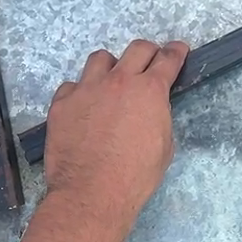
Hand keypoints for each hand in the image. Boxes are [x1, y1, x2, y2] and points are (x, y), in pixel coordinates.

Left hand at [41, 39, 188, 226]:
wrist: (92, 193)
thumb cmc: (136, 176)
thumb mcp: (164, 145)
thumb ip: (158, 116)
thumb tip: (151, 108)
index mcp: (149, 91)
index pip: (168, 59)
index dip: (176, 52)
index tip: (178, 49)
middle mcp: (119, 81)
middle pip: (137, 49)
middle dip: (148, 52)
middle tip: (149, 63)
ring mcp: (87, 89)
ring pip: (100, 59)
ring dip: (111, 67)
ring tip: (111, 83)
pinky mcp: (62, 103)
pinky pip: (72, 86)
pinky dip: (81, 93)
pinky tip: (83, 108)